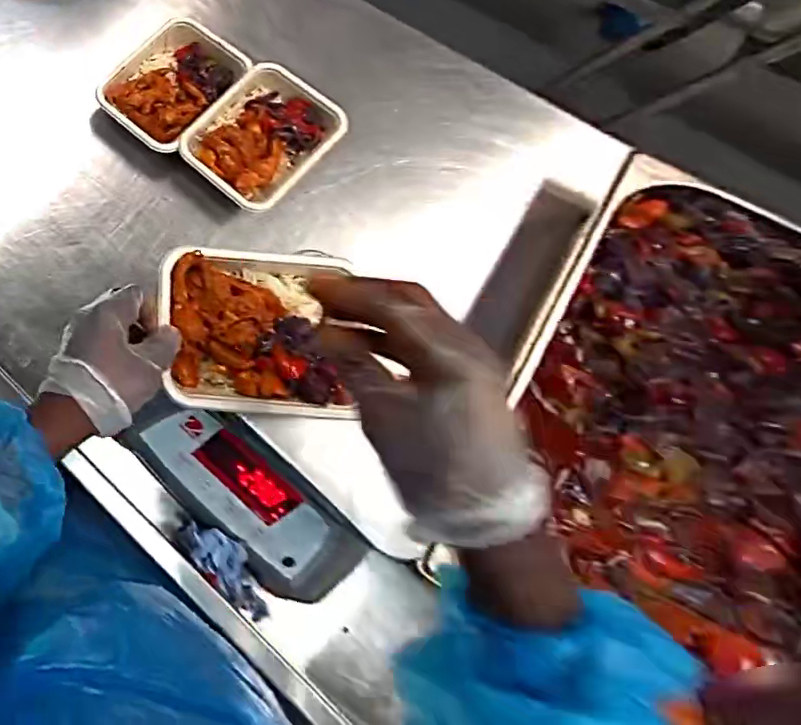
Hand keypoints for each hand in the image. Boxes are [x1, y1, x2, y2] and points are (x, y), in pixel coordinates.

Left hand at [37, 285, 179, 435]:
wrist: (71, 410)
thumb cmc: (112, 383)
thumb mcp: (149, 366)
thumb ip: (164, 344)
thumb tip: (170, 332)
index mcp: (107, 310)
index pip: (136, 293)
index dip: (154, 311)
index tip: (161, 335)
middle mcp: (87, 314)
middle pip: (120, 307)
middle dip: (140, 326)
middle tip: (153, 350)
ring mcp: (75, 331)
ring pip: (108, 325)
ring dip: (126, 340)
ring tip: (139, 364)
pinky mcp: (69, 349)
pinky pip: (96, 339)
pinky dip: (111, 349)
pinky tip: (120, 371)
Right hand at [310, 275, 548, 548]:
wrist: (486, 514)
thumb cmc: (435, 468)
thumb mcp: (383, 413)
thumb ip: (354, 363)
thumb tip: (324, 334)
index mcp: (448, 355)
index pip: (390, 304)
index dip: (347, 292)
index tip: (314, 286)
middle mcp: (465, 349)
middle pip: (408, 300)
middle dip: (361, 293)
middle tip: (324, 293)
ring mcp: (471, 361)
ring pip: (416, 315)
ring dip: (373, 311)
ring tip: (335, 315)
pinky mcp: (467, 376)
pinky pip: (423, 337)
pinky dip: (388, 331)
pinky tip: (363, 341)